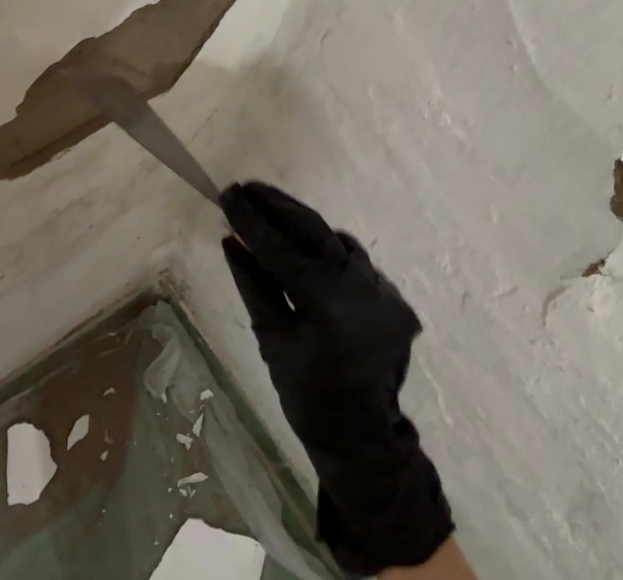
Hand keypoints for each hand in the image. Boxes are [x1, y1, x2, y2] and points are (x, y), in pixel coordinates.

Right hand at [221, 182, 452, 575]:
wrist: (361, 433)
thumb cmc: (306, 394)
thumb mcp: (270, 338)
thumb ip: (253, 283)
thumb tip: (232, 239)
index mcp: (327, 303)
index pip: (281, 247)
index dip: (251, 219)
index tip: (227, 194)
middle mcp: (362, 287)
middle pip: (316, 230)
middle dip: (278, 206)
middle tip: (247, 188)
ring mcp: (384, 290)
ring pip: (338, 242)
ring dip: (304, 226)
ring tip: (269, 211)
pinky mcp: (394, 296)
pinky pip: (355, 263)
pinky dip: (327, 252)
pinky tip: (304, 250)